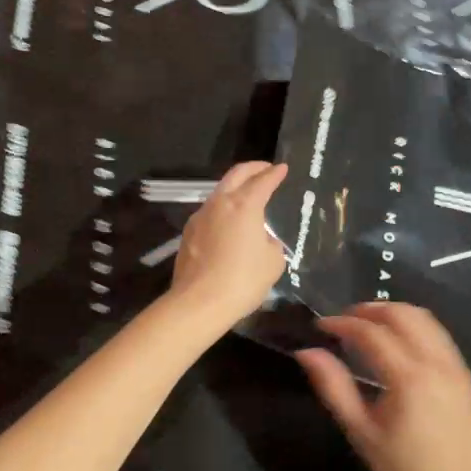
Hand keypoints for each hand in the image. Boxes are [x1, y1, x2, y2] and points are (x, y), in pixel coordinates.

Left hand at [167, 162, 289, 328]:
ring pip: (219, 192)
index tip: (282, 168)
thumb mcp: (273, 262)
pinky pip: (210, 212)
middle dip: (253, 168)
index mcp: (244, 205)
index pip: (263, 181)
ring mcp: (200, 216)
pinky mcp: (188, 232)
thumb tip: (262, 239)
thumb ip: (270, 242)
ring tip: (248, 194)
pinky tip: (229, 221)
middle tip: (265, 168)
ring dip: (235, 188)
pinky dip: (223, 208)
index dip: (275, 173)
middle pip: (236, 175)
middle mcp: (219, 203)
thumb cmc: (243, 280)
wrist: (199, 302)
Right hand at [297, 303, 470, 470]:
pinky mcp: (464, 374)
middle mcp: (436, 362)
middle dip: (368, 310)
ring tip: (366, 328)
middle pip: (401, 313)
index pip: (371, 333)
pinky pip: (436, 334)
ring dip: (392, 314)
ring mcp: (455, 366)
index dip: (341, 324)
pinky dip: (412, 326)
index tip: (319, 327)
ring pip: (423, 318)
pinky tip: (395, 344)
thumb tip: (307, 352)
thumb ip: (334, 387)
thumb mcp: (362, 432)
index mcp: (409, 377)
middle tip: (342, 323)